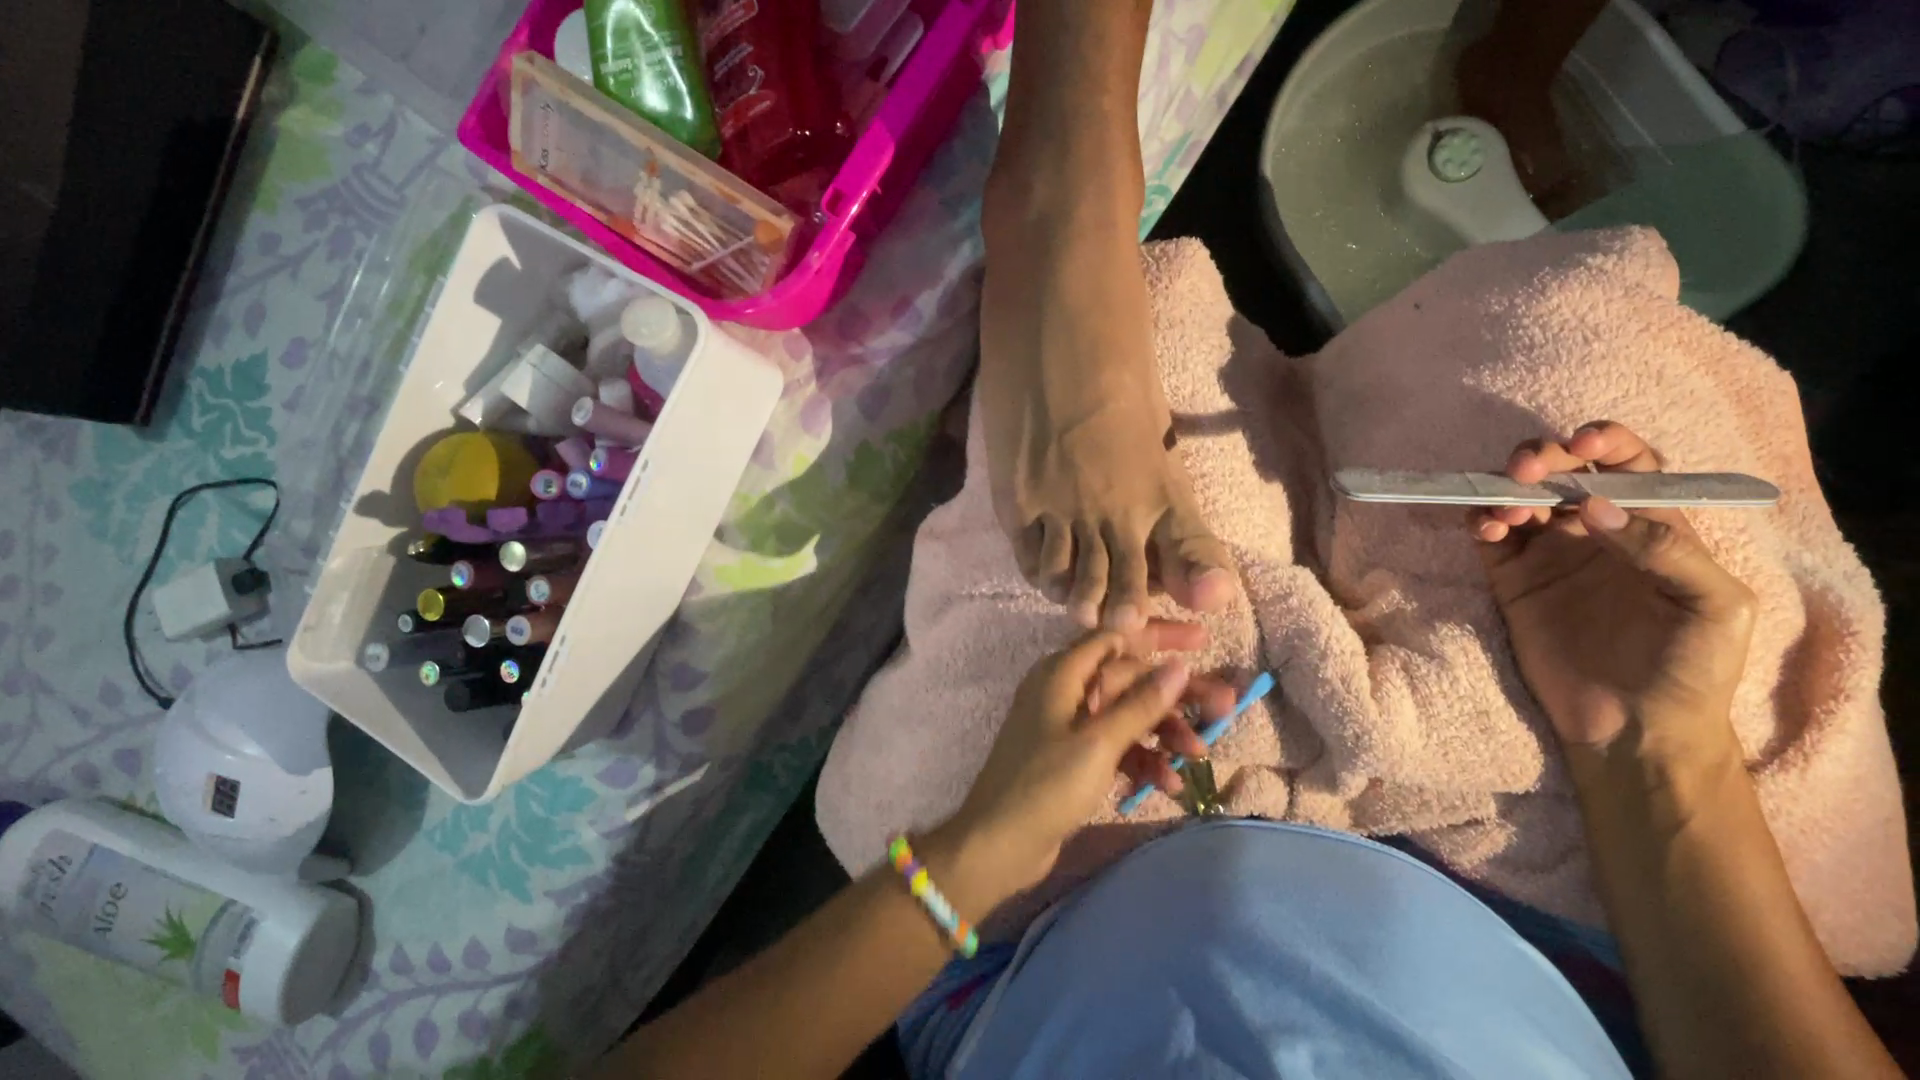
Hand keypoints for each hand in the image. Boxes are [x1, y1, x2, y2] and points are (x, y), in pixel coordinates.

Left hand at [934, 622, 1233, 905]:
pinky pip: (1117, 747)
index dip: (1160, 637)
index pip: (1117, 638)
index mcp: (1061, 673)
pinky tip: (1168, 784)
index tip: (1203, 643)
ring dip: (1164, 733)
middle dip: (1174, 697)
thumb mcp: (1098, 743)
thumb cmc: (1046, 785)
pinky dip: (1142, 760)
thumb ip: (1140, 704)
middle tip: (1223, 708)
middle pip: (1129, 680)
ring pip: (1127, 716)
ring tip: (1200, 755)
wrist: (998, 844)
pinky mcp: (1074, 760)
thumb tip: (1178, 665)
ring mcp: (1068, 727)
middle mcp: (1064, 691)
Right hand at [1471, 422, 1757, 749]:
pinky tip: (1486, 529)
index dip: (1605, 442)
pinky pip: (1490, 537)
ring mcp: (1549, 556)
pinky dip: (1481, 522)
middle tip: (1525, 469)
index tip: (1582, 442)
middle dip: (1541, 458)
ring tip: (1508, 510)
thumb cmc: (1692, 668)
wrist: (1635, 727)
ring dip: (1506, 489)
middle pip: (1563, 473)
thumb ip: (1666, 549)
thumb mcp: (1714, 605)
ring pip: (1520, 498)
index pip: (1629, 465)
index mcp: (1652, 527)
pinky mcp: (1512, 581)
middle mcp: (1596, 533)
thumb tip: (1596, 506)